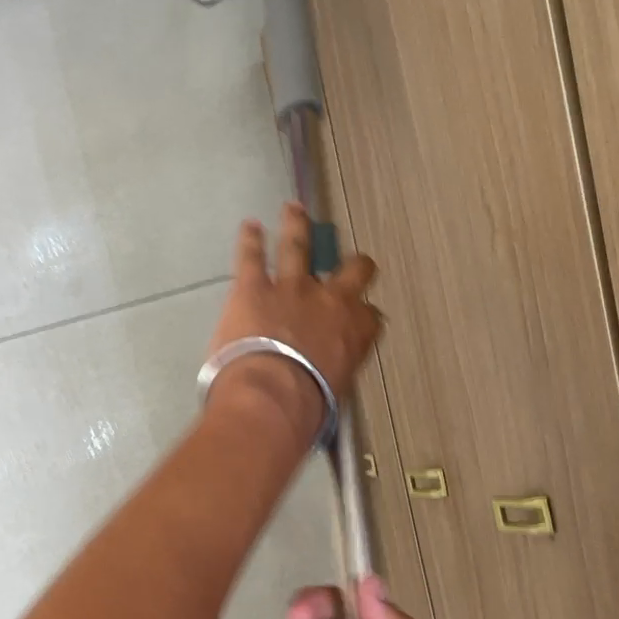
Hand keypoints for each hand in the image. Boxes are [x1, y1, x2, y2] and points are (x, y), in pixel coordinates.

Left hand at [205, 204, 380, 436]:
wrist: (271, 396)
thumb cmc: (305, 407)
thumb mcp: (333, 395)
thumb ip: (332, 376)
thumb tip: (321, 387)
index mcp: (355, 332)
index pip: (370, 317)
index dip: (362, 316)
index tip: (357, 320)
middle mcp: (331, 301)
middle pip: (353, 271)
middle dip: (353, 266)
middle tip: (350, 261)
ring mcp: (292, 288)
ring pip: (299, 247)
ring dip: (297, 227)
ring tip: (294, 211)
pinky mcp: (253, 287)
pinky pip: (253, 257)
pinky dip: (250, 240)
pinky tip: (249, 227)